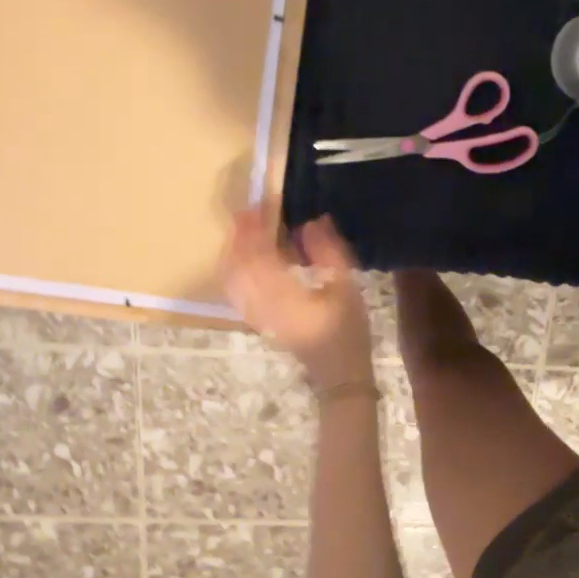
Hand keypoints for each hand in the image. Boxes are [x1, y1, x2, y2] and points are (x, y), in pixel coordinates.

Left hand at [221, 206, 373, 386]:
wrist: (337, 372)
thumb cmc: (346, 328)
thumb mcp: (346, 286)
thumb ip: (328, 252)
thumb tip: (312, 221)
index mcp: (284, 292)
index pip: (261, 252)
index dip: (258, 227)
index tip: (262, 205)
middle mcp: (262, 302)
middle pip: (239, 263)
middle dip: (241, 235)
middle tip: (248, 213)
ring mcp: (255, 313)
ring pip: (232, 277)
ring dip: (233, 251)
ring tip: (242, 231)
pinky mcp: (256, 320)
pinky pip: (233, 291)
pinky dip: (232, 270)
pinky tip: (239, 260)